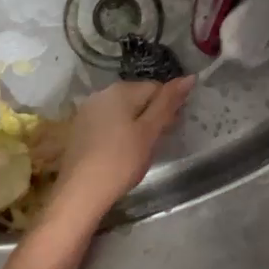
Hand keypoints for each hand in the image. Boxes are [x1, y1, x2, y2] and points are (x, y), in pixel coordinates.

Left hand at [49, 77, 194, 221]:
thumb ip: (168, 104)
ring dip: (134, 124)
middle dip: (151, 115)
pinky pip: (106, 123)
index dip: (168, 107)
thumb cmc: (121, 161)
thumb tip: (189, 77)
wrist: (80, 191)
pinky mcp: (79, 129)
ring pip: (121, 111)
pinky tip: (119, 153)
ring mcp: (86, 111)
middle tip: (156, 142)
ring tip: (139, 150)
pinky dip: (117, 133)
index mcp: (120, 90)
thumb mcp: (149, 132)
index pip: (155, 88)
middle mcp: (100, 94)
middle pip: (136, 97)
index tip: (171, 130)